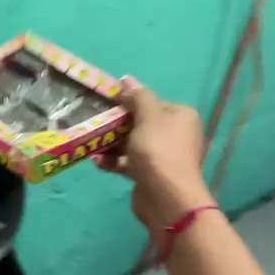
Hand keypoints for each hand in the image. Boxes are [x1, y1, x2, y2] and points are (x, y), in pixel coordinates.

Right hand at [97, 77, 212, 231]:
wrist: (165, 196)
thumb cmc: (158, 150)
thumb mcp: (148, 116)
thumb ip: (137, 96)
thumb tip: (127, 79)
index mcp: (181, 116)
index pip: (153, 103)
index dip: (130, 103)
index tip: (109, 105)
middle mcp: (175, 134)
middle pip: (141, 123)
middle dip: (117, 125)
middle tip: (97, 124)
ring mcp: (163, 156)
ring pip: (132, 144)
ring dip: (111, 144)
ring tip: (93, 144)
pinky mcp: (150, 174)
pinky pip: (129, 162)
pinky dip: (114, 161)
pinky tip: (97, 162)